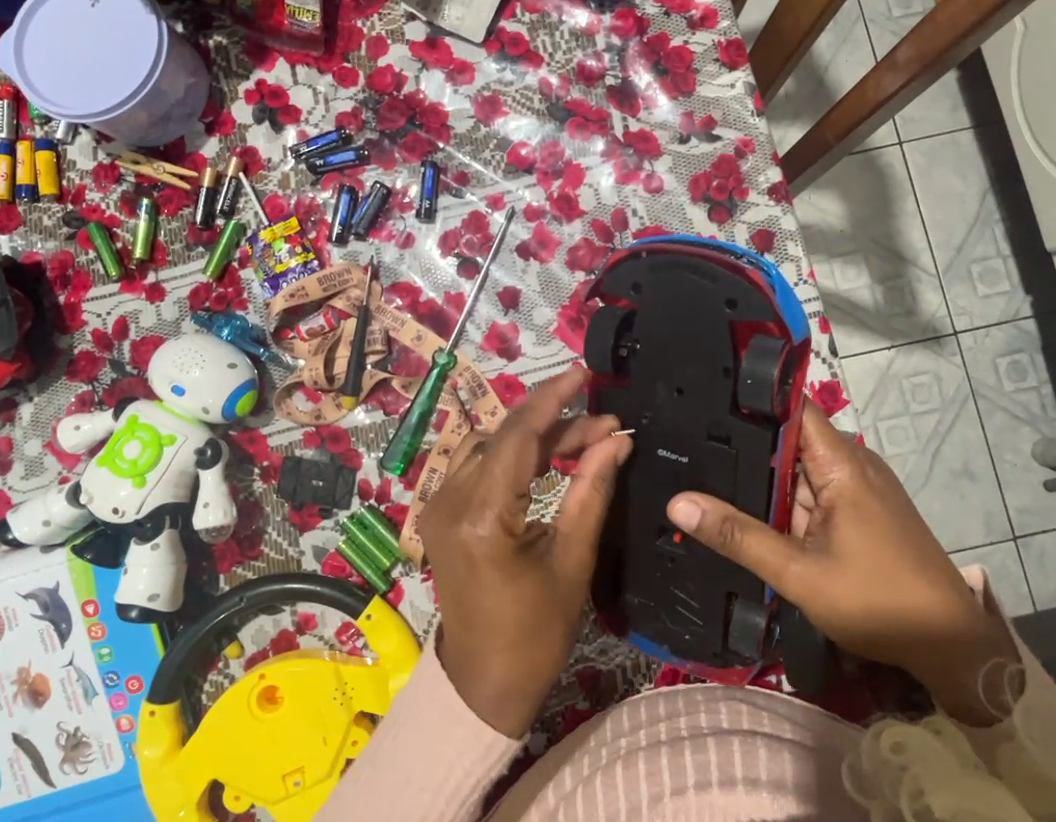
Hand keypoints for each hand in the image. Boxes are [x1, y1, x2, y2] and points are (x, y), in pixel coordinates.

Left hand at [420, 369, 630, 737]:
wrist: (483, 682)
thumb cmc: (535, 633)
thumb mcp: (572, 560)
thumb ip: (592, 490)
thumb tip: (617, 438)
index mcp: (481, 515)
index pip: (519, 435)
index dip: (554, 398)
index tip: (585, 374)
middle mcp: (449, 500)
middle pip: (506, 438)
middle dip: (557, 424)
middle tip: (607, 427)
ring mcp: (437, 506)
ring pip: (489, 447)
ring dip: (535, 438)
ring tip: (583, 440)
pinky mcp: (439, 514)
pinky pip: (476, 466)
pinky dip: (512, 456)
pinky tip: (547, 458)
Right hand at [665, 404, 1020, 723]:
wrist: (950, 647)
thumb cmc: (876, 601)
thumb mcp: (798, 572)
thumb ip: (738, 536)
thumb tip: (678, 502)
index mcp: (842, 465)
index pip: (793, 410)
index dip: (751, 402)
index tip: (703, 402)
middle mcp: (854, 466)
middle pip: (789, 443)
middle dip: (745, 452)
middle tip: (687, 452)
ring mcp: (861, 492)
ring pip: (799, 475)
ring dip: (764, 486)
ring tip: (704, 481)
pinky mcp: (864, 515)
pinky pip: (815, 497)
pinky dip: (785, 507)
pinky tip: (750, 518)